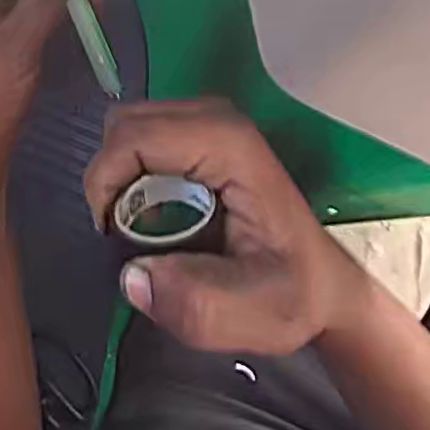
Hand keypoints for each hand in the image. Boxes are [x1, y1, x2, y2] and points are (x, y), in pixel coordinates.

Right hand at [83, 100, 371, 354]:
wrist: (323, 279)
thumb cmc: (294, 290)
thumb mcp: (255, 313)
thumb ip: (195, 304)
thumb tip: (131, 276)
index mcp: (226, 144)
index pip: (133, 138)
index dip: (106, 183)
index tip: (111, 236)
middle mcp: (214, 116)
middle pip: (125, 124)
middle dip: (109, 178)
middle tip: (122, 232)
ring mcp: (207, 117)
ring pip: (128, 126)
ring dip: (119, 175)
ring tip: (138, 225)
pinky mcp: (200, 129)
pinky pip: (142, 135)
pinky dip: (131, 170)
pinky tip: (152, 210)